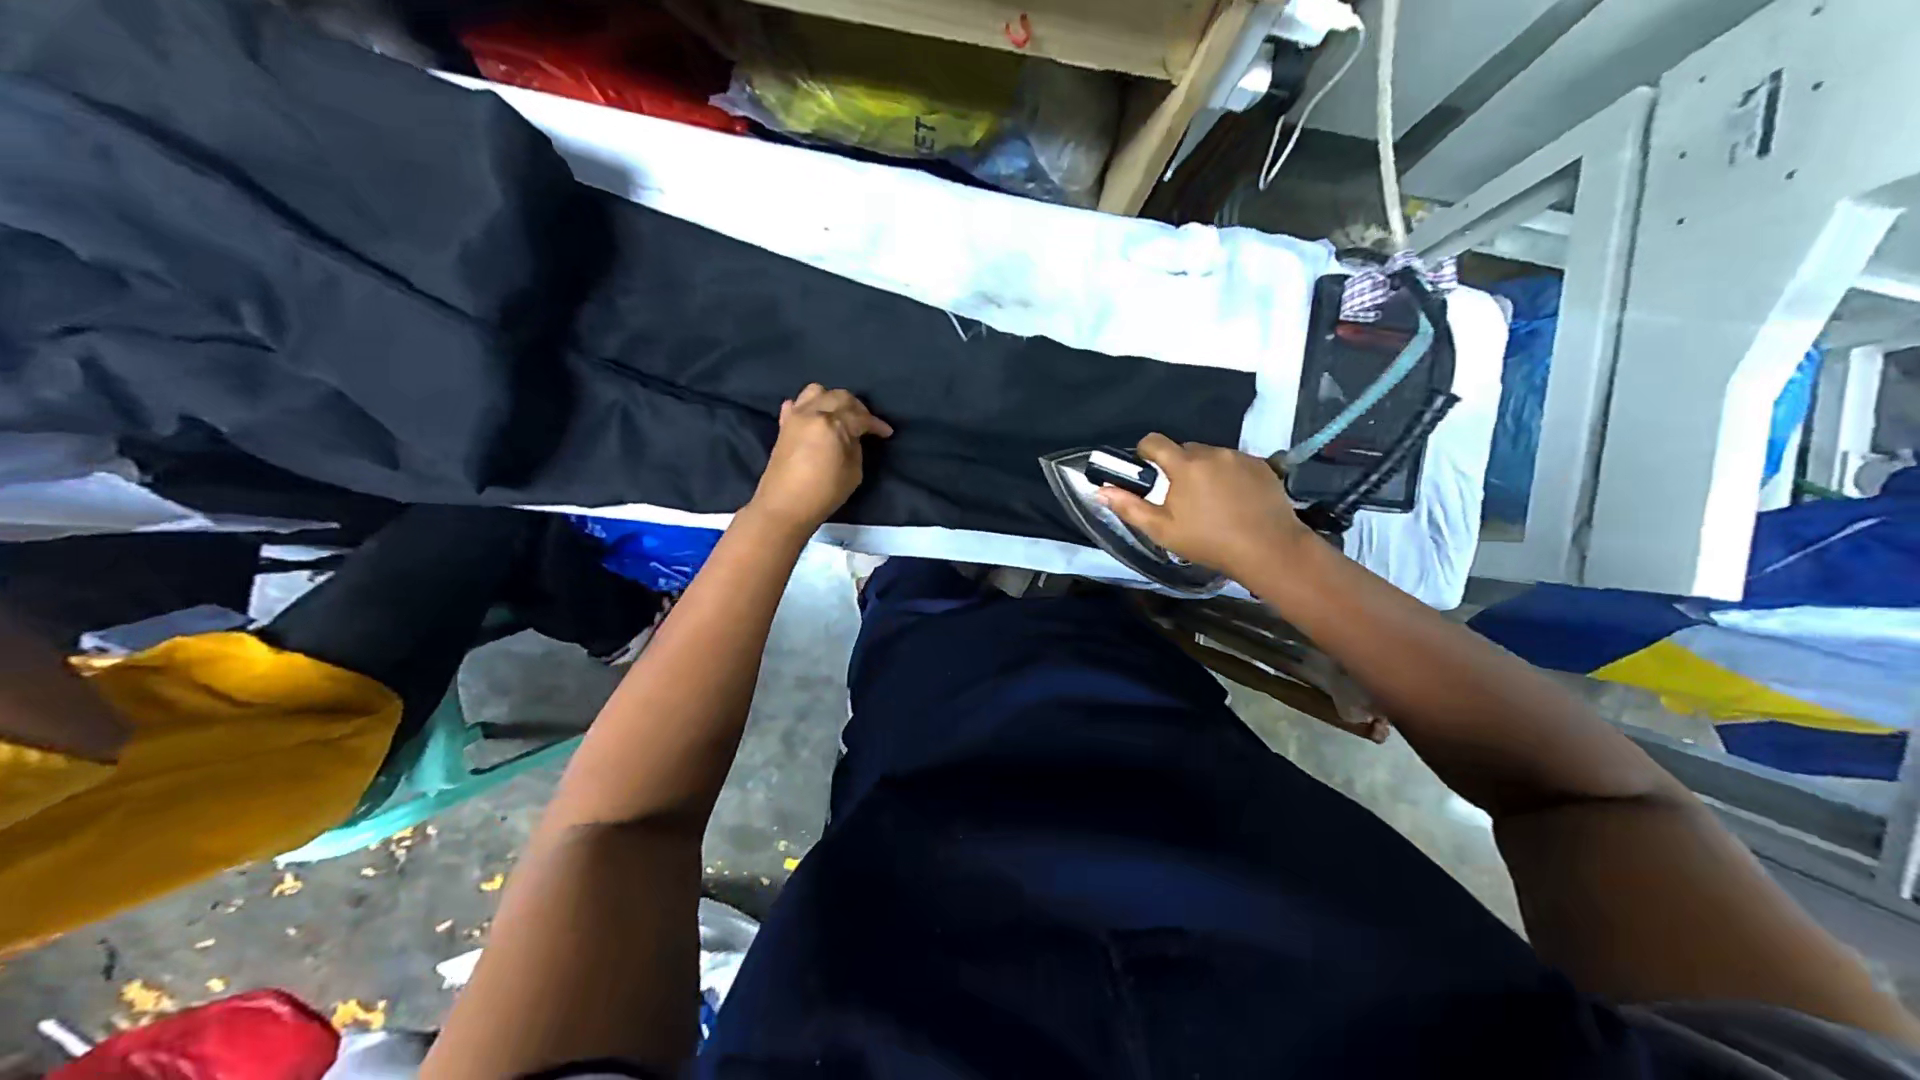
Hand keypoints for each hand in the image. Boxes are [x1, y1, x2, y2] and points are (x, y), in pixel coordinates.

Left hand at [745, 384, 893, 532]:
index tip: (886, 433)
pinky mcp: (783, 425)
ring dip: (832, 399)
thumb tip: (852, 436)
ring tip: (840, 415)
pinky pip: (796, 405)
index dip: (877, 424)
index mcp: (833, 424)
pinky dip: (807, 407)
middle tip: (866, 424)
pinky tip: (814, 418)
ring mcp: (796, 416)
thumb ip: (855, 447)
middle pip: (840, 397)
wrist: (784, 506)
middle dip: (857, 408)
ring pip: (816, 391)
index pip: (861, 417)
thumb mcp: (853, 472)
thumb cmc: (824, 493)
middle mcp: (813, 412)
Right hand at [1096, 433, 1309, 578]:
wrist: (1269, 549)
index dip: (1144, 452)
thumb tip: (1100, 491)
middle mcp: (1212, 452)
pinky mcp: (1262, 465)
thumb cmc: (1209, 541)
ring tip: (1209, 501)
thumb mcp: (1162, 530)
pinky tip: (1233, 500)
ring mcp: (1239, 457)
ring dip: (1204, 470)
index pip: (1155, 441)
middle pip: (1184, 450)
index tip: (1145, 469)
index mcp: (1184, 465)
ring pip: (1211, 456)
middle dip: (1177, 466)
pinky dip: (1228, 475)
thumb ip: (1129, 507)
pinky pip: (1234, 462)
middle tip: (1179, 496)